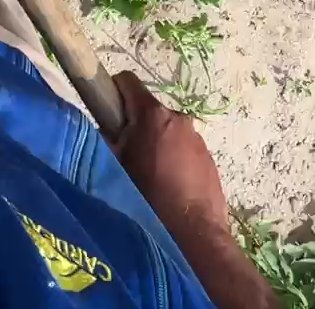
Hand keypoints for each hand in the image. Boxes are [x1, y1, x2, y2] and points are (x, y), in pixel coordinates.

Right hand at [111, 70, 229, 240]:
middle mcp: (177, 117)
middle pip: (148, 108)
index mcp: (152, 114)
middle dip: (136, 124)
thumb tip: (105, 129)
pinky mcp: (209, 157)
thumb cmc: (148, 196)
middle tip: (128, 154)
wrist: (193, 235)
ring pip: (167, 129)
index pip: (127, 81)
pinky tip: (170, 185)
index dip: (113, 91)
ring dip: (157, 142)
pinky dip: (174, 158)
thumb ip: (106, 138)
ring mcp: (197, 137)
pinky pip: (184, 147)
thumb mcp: (115, 165)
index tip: (108, 112)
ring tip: (152, 174)